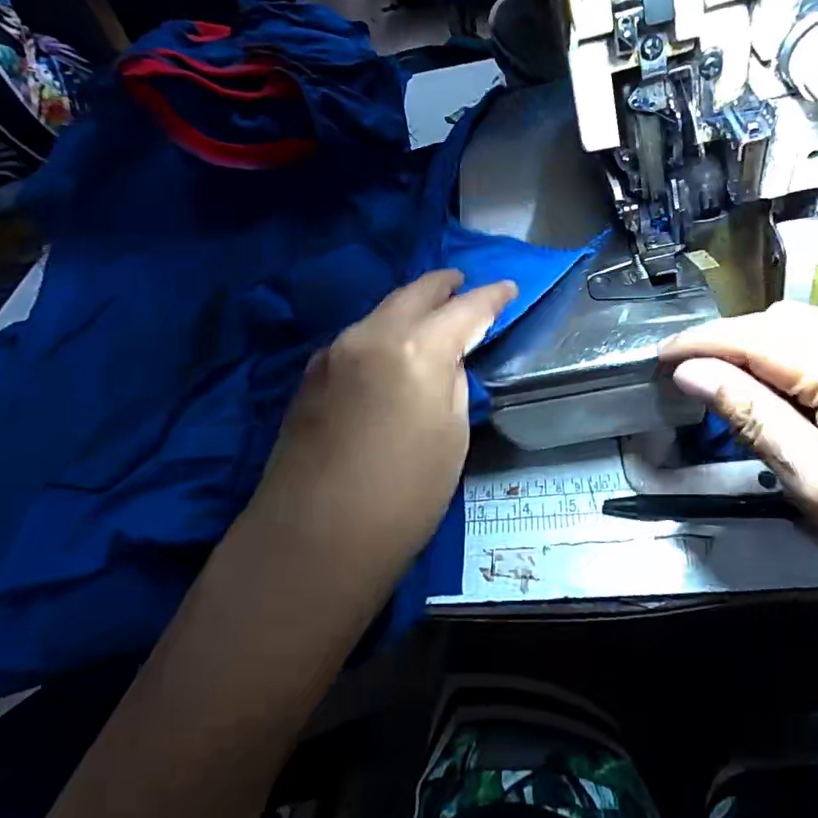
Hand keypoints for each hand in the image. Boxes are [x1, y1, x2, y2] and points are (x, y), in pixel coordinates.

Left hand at [242, 271, 517, 572]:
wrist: (315, 535)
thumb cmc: (402, 497)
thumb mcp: (450, 438)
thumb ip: (452, 385)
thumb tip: (443, 363)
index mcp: (415, 349)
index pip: (463, 310)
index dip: (490, 297)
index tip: (507, 288)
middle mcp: (369, 336)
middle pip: (412, 295)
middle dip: (441, 285)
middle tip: (462, 282)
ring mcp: (333, 352)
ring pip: (379, 313)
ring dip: (407, 308)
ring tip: (428, 312)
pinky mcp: (310, 374)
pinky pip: (355, 339)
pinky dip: (380, 334)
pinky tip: (388, 349)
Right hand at [660, 302, 817, 639]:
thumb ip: (754, 418)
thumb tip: (690, 372)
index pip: (766, 337)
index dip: (704, 342)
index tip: (659, 358)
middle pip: (790, 319)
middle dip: (730, 341)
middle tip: (688, 376)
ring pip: (816, 324)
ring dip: (764, 347)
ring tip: (729, 384)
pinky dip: (802, 356)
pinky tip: (788, 390)